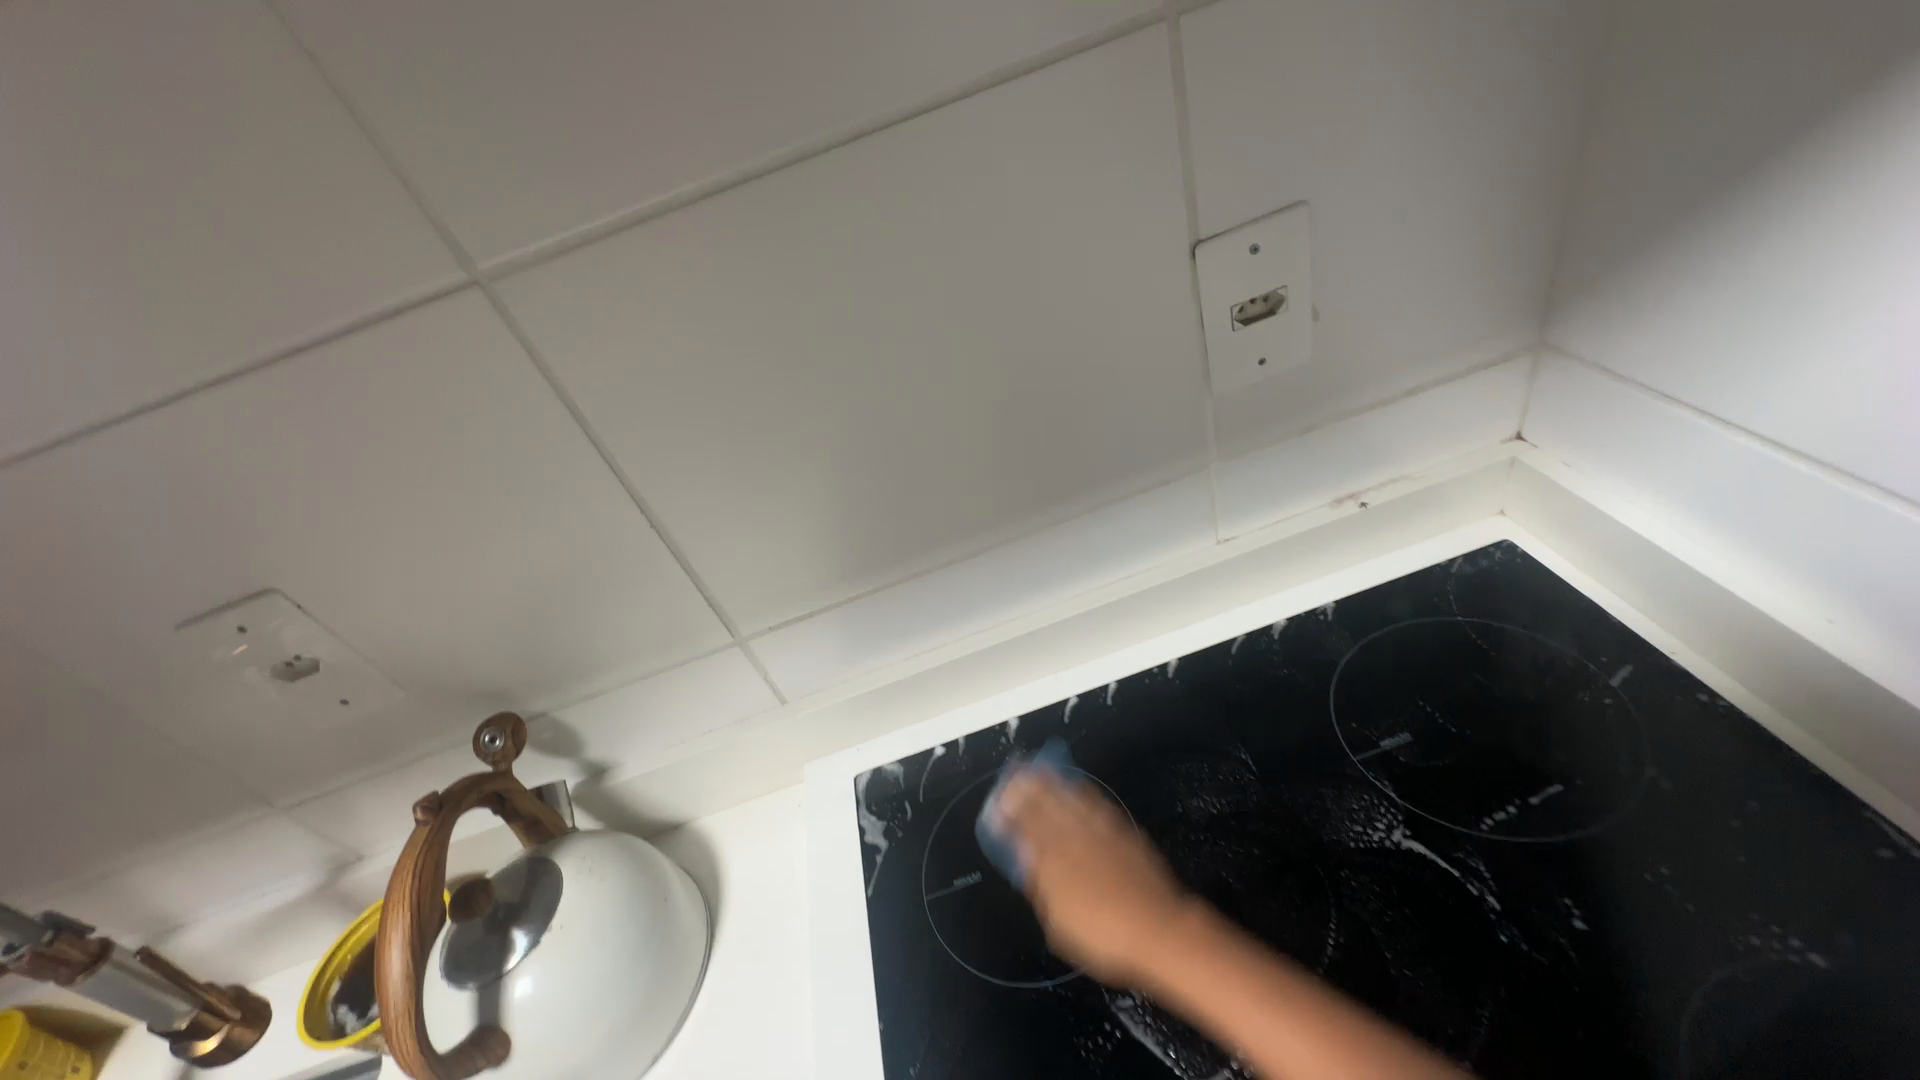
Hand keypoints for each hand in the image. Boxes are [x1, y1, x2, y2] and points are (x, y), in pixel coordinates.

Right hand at [992, 768, 1195, 985]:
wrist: (1158, 930)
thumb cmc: (1104, 937)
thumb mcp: (1059, 925)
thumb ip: (1042, 890)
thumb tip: (1029, 865)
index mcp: (1053, 861)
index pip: (1025, 828)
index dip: (1009, 813)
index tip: (998, 803)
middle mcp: (1075, 839)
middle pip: (1046, 805)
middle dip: (1027, 788)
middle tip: (1014, 774)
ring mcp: (1101, 832)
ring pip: (1071, 798)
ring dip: (1052, 782)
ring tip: (1039, 770)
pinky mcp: (1124, 832)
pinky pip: (1097, 803)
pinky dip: (1083, 792)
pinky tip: (1078, 787)